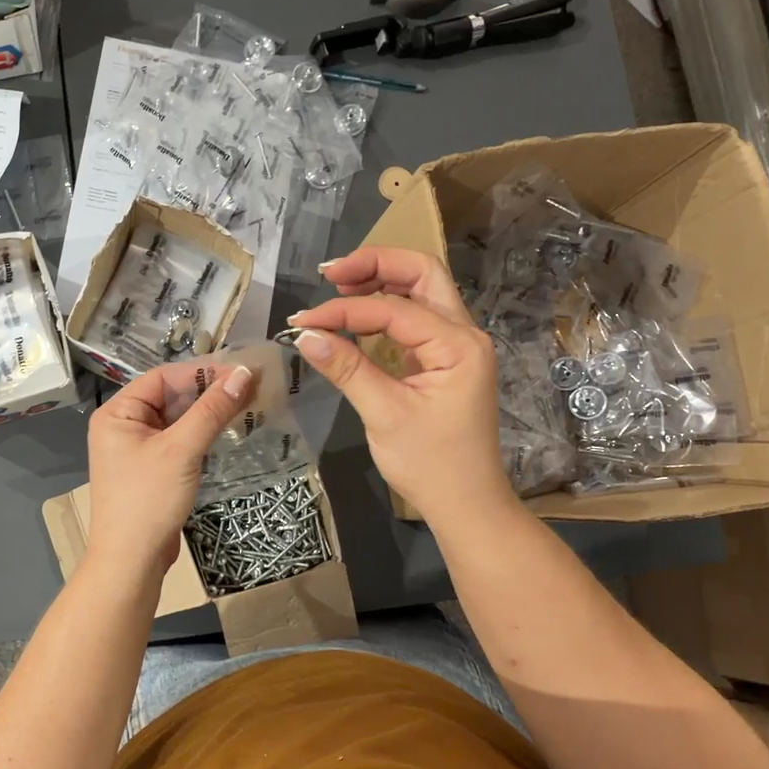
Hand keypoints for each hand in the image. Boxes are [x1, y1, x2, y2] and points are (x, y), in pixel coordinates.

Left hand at [85, 362, 256, 576]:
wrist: (131, 560)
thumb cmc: (149, 500)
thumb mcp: (182, 450)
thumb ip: (212, 410)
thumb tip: (244, 374)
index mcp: (117, 413)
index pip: (163, 377)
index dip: (202, 372)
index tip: (242, 373)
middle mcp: (122, 426)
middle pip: (170, 397)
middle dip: (208, 393)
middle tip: (250, 390)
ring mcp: (135, 450)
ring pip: (176, 420)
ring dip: (208, 415)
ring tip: (246, 408)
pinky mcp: (150, 471)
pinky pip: (177, 442)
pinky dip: (201, 436)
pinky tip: (228, 434)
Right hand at [290, 247, 509, 523]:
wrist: (466, 502)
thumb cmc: (430, 464)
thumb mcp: (384, 415)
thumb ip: (347, 369)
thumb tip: (305, 336)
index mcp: (458, 345)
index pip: (393, 308)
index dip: (344, 310)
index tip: (302, 321)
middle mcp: (465, 334)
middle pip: (422, 274)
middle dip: (375, 265)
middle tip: (329, 275)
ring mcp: (458, 346)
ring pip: (422, 292)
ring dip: (382, 281)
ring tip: (338, 287)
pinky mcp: (446, 360)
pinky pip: (417, 319)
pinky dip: (387, 309)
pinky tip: (357, 317)